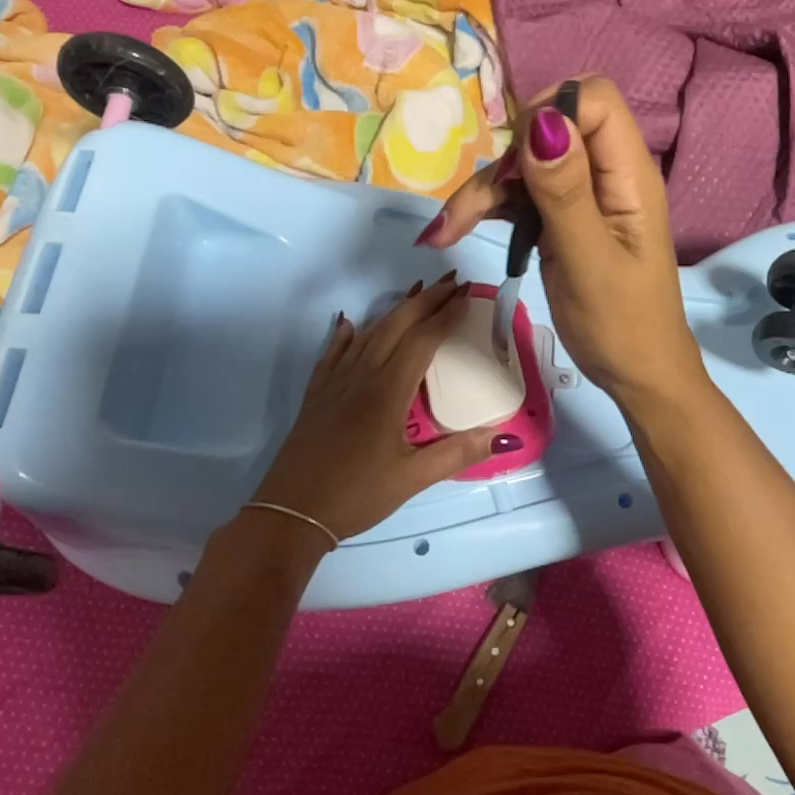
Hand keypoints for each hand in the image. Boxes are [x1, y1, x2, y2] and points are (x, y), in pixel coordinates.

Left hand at [250, 274, 510, 540]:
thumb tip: (504, 436)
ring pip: (367, 334)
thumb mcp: (412, 478)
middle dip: (424, 300)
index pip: (422, 341)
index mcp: (386, 392)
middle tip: (450, 281)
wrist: (290, 513)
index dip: (446, 314)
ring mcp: (334, 385)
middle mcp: (360, 378)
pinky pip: (333, 354)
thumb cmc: (356, 496)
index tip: (467, 293)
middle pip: (395, 326)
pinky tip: (350, 324)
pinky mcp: (316, 397)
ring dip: (393, 310)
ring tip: (415, 292)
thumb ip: (458, 453)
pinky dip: (346, 335)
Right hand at [420, 77, 706, 407]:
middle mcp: (608, 175)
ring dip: (485, 191)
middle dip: (506, 160)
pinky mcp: (562, 219)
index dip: (551, 113)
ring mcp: (583, 197)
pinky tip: (454, 230)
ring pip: (527, 164)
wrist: (635, 373)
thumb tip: (543, 119)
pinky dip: (489, 209)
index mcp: (630, 175)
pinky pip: (522, 196)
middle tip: (475, 209)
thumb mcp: (589, 261)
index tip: (520, 164)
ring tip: (446, 231)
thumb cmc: (621, 324)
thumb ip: (565, 192)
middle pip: (550, 129)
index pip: (594, 100)